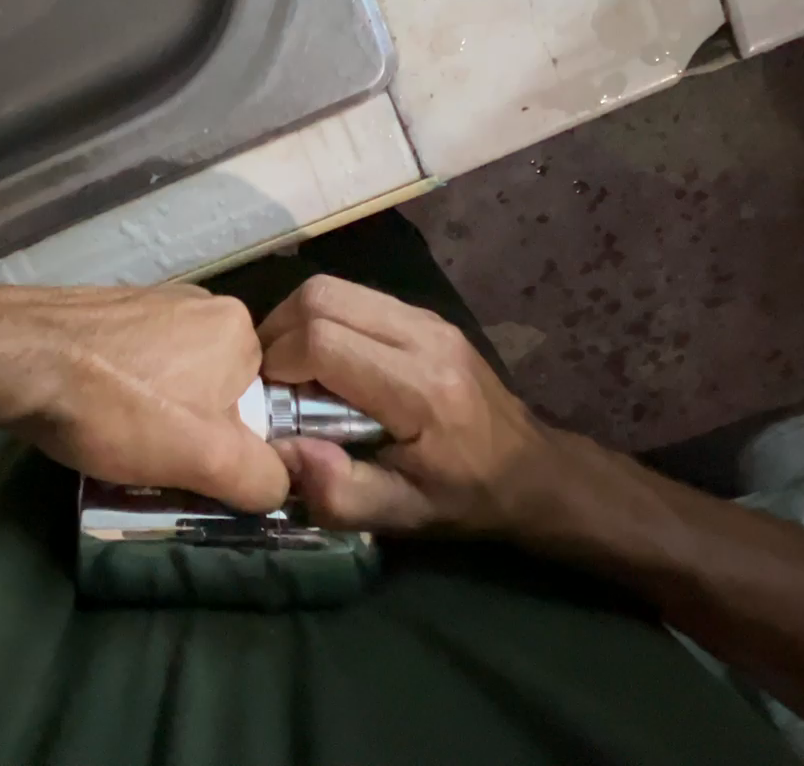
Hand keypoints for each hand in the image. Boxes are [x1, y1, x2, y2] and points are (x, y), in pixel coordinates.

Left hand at [0, 281, 289, 511]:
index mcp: (239, 327)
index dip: (235, 444)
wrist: (19, 358)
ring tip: (119, 438)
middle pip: (217, 388)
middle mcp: (200, 303)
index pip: (263, 400)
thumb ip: (262, 479)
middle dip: (194, 429)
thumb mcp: (206, 459)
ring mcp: (151, 301)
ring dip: (157, 412)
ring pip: (174, 377)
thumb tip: (280, 487)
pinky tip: (97, 411)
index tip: (196, 466)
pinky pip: (136, 361)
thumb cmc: (120, 406)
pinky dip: (126, 390)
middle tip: (156, 459)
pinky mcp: (109, 309)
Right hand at [256, 275, 563, 534]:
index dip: (280, 363)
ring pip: (333, 287)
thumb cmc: (465, 498)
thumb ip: (337, 492)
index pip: (324, 342)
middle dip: (278, 333)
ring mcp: (425, 317)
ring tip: (290, 365)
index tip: (269, 399)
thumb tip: (279, 450)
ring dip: (296, 321)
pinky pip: (352, 295)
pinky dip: (321, 317)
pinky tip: (322, 357)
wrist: (534, 471)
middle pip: (321, 298)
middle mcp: (423, 337)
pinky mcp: (423, 312)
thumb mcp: (402, 517)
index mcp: (421, 390)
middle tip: (270, 376)